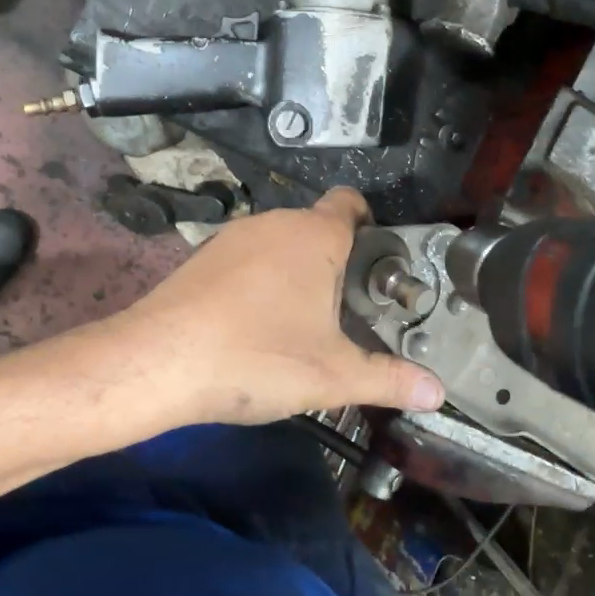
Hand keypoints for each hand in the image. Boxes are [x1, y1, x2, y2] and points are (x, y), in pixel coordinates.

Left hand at [101, 188, 444, 426]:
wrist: (156, 362)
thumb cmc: (257, 355)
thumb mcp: (333, 375)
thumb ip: (389, 379)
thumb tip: (438, 392)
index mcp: (315, 235)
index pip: (352, 203)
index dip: (372, 224)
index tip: (381, 263)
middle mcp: (275, 222)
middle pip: (319, 228)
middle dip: (337, 262)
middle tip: (351, 311)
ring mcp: (233, 237)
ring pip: (281, 246)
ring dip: (296, 275)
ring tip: (304, 325)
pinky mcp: (201, 259)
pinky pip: (247, 262)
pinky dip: (260, 284)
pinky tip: (255, 328)